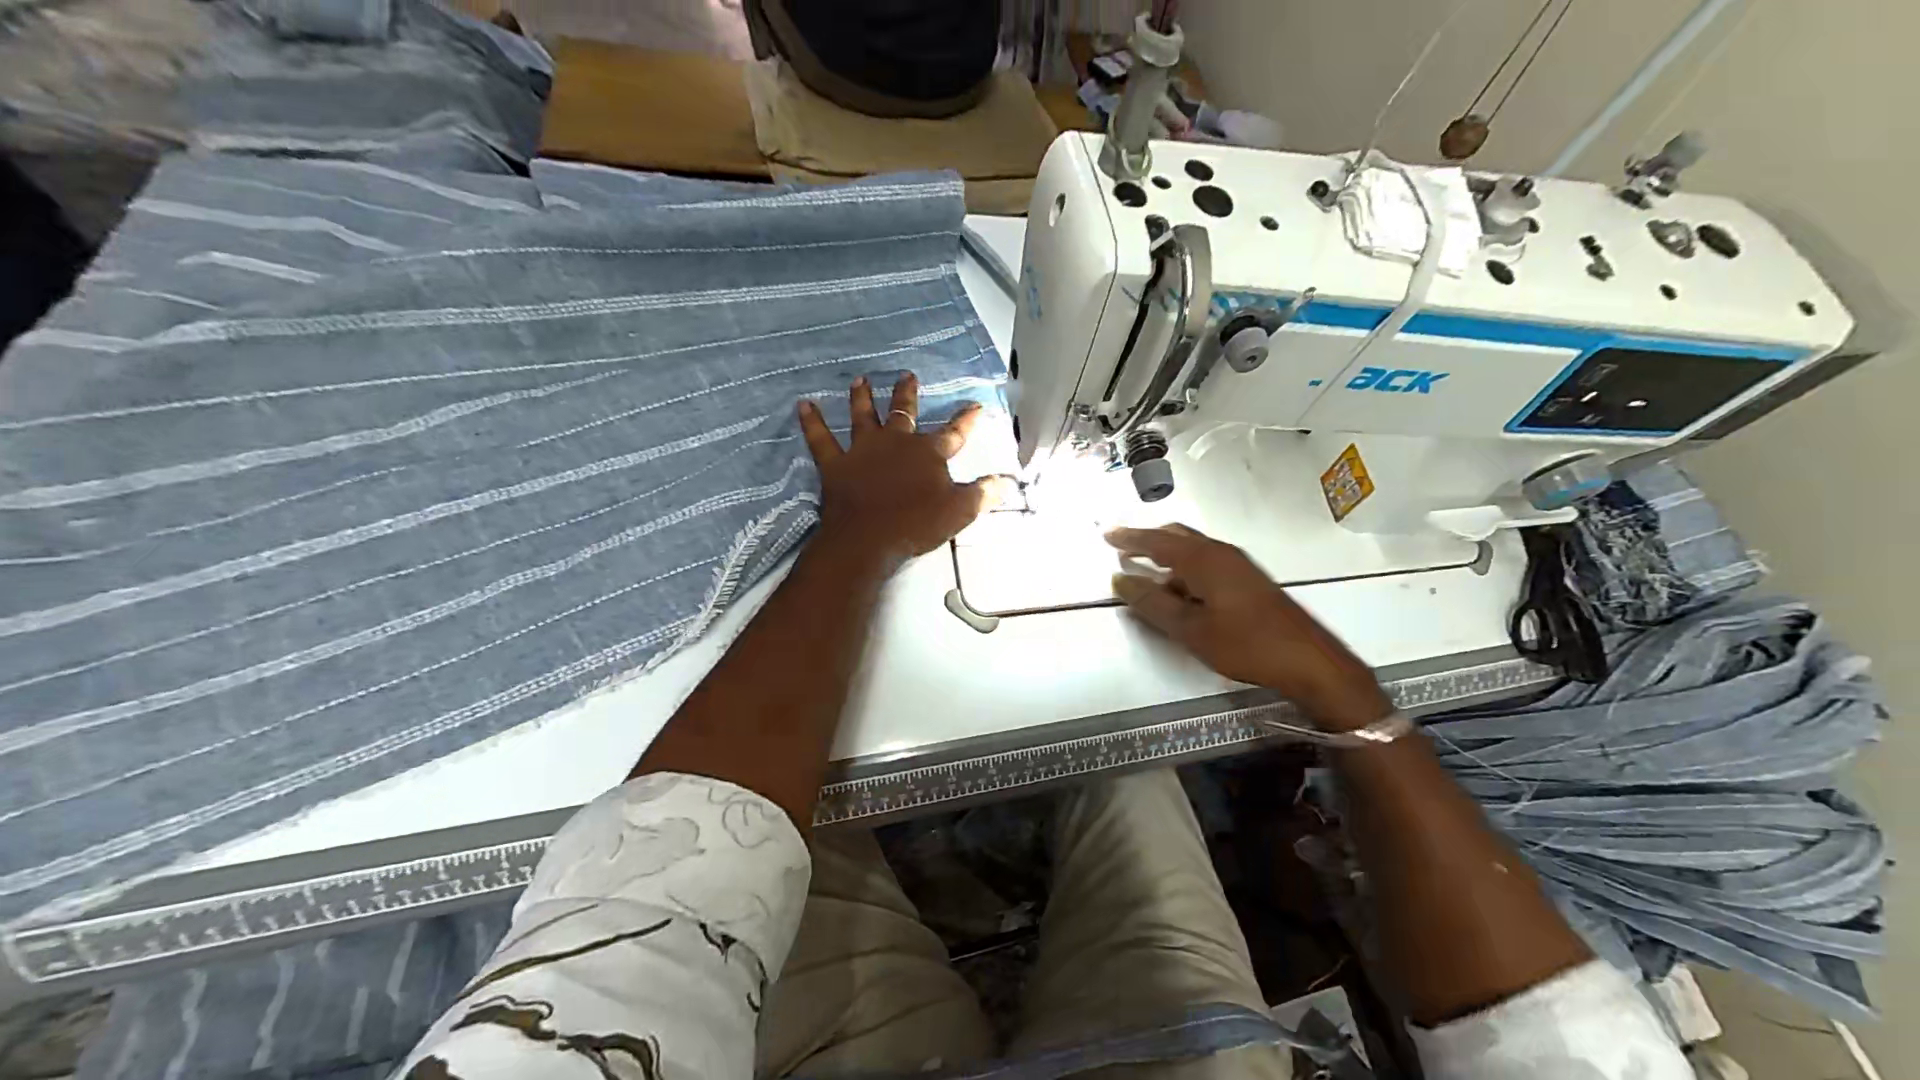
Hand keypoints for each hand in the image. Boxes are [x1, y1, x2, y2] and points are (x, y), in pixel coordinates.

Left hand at [798, 374, 1009, 566]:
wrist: (868, 538)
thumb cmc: (916, 525)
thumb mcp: (959, 511)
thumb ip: (982, 494)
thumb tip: (1005, 482)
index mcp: (928, 453)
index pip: (954, 432)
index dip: (966, 419)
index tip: (976, 403)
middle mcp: (896, 442)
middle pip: (904, 412)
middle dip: (907, 393)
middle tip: (907, 375)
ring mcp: (863, 450)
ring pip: (863, 416)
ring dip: (861, 397)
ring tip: (859, 380)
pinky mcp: (836, 465)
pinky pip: (820, 438)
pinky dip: (812, 421)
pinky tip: (803, 404)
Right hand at [1106, 524, 1392, 730]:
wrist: (1309, 661)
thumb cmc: (1245, 644)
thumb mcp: (1190, 629)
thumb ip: (1152, 604)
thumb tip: (1120, 580)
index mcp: (1204, 559)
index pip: (1157, 541)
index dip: (1130, 538)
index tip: (1107, 535)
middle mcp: (1222, 554)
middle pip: (1178, 537)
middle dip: (1149, 542)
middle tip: (1124, 549)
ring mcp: (1239, 566)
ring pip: (1194, 552)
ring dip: (1167, 559)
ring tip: (1147, 574)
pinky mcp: (1249, 582)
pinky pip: (1207, 564)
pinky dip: (1185, 570)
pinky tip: (1181, 593)